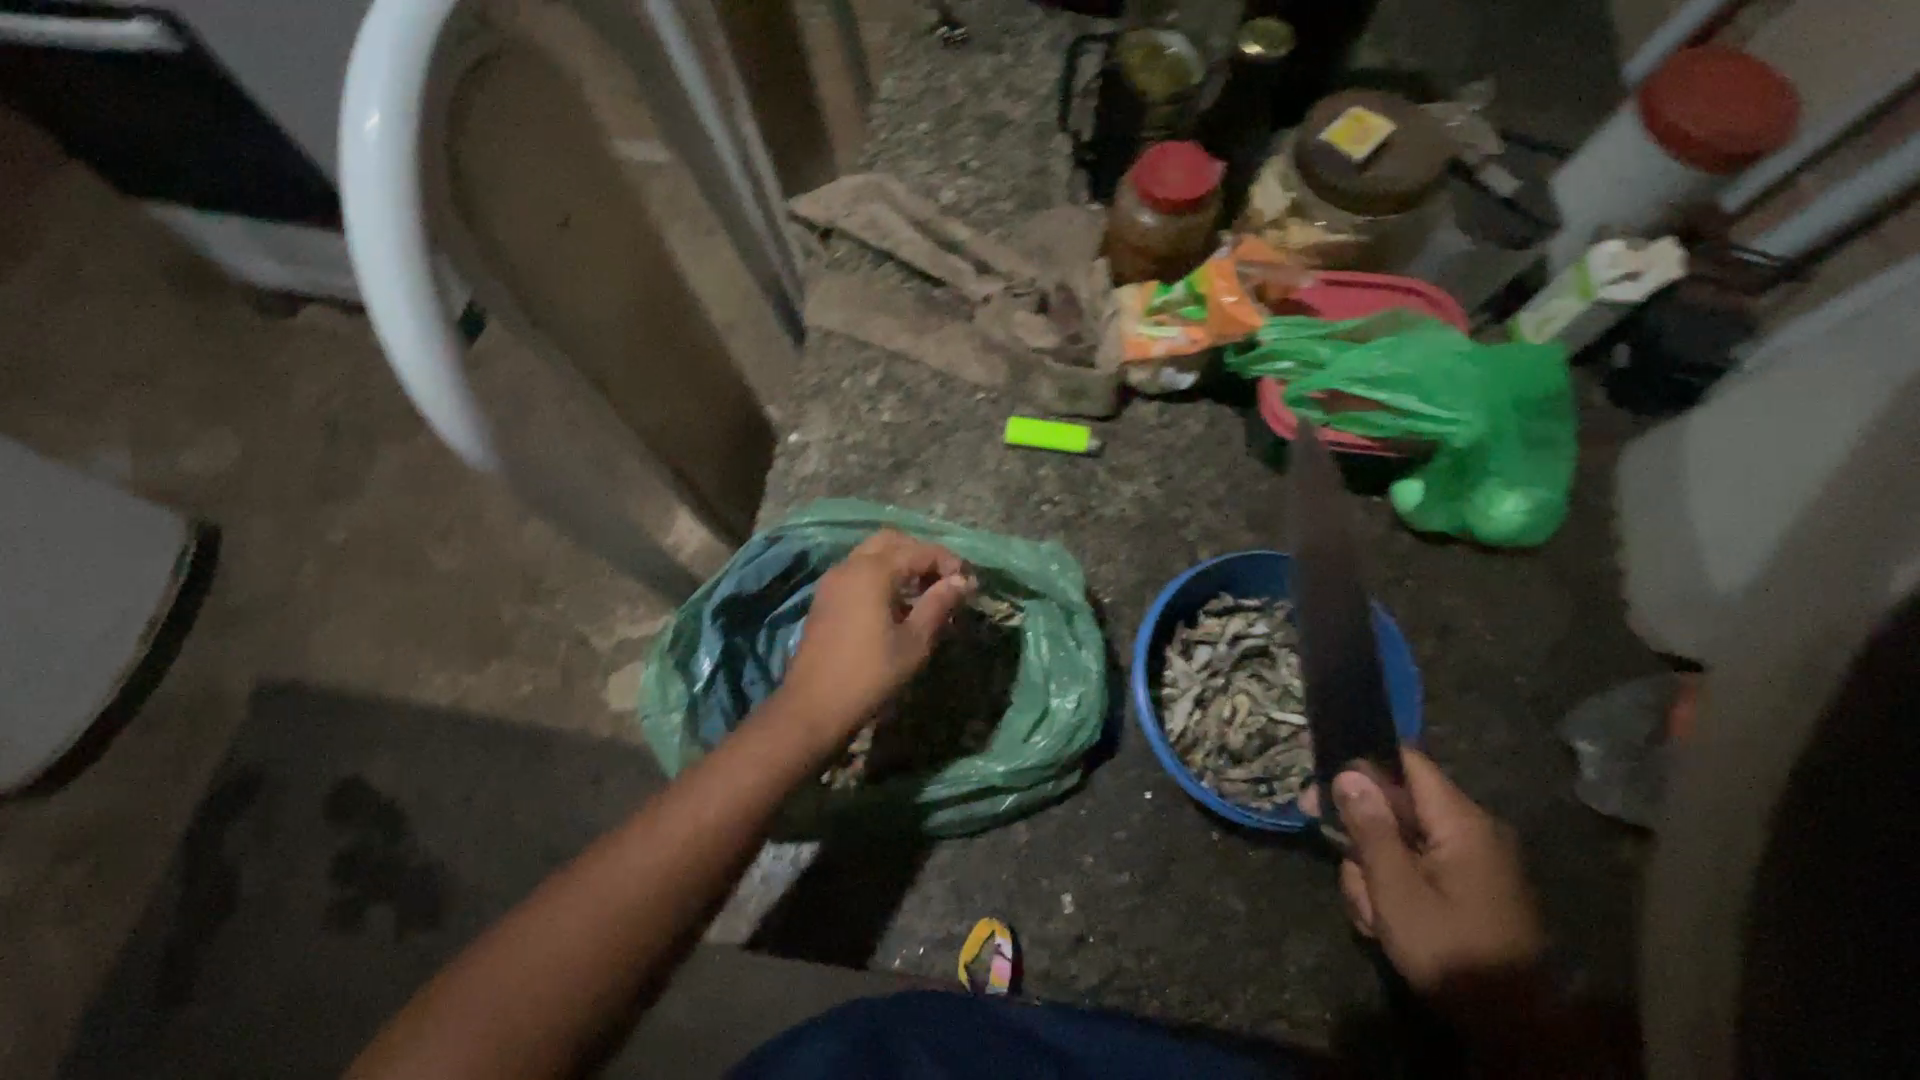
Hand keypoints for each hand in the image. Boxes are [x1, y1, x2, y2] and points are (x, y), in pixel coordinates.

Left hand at [779, 530, 974, 735]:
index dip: (948, 562)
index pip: (919, 550)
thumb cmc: (871, 674)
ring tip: (923, 593)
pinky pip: (857, 571)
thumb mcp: (914, 641)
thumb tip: (962, 581)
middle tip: (943, 581)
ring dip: (899, 564)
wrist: (814, 705)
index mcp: (873, 571)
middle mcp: (849, 566)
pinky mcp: (824, 599)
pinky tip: (896, 605)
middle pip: (891, 541)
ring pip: (871, 554)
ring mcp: (832, 581)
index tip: (967, 584)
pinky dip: (880, 576)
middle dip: (921, 554)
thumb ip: (938, 604)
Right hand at [1328, 750, 1546, 996]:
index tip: (1319, 778)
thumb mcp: (1396, 890)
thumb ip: (1371, 828)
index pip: (1407, 763)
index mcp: (1460, 821)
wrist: (1515, 1026)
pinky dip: (1395, 889)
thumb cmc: (1451, 949)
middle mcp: (1471, 831)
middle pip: (1397, 808)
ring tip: (1371, 915)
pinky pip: (1417, 868)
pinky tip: (1385, 923)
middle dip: (1363, 838)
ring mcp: (1471, 861)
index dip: (1361, 762)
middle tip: (1338, 861)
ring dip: (1374, 872)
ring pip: (1400, 843)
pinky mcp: (1468, 888)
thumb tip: (1348, 773)